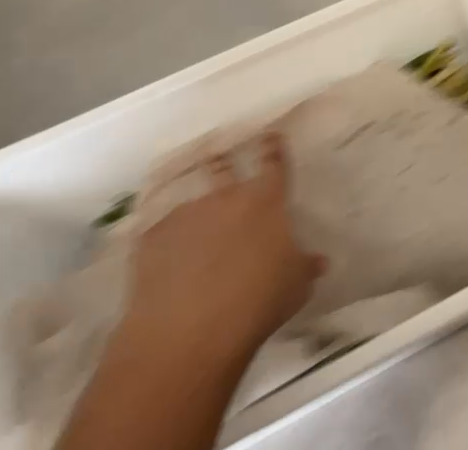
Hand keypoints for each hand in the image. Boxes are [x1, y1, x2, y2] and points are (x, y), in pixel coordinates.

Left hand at [119, 134, 326, 367]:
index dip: (272, 146)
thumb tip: (317, 261)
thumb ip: (305, 266)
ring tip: (192, 229)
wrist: (187, 332)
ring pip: (190, 202)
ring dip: (195, 210)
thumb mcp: (296, 286)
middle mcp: (224, 199)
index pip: (273, 162)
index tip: (270, 134)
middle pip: (222, 167)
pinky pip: (160, 232)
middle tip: (219, 154)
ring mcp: (184, 216)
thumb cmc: (257, 302)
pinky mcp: (150, 240)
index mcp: (265, 202)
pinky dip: (167, 240)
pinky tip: (166, 260)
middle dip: (222, 160)